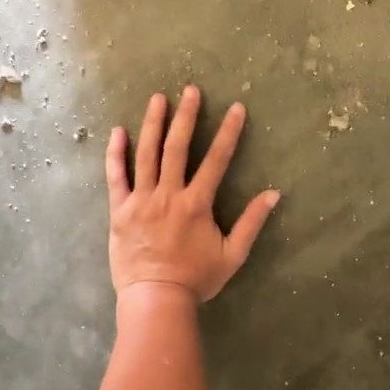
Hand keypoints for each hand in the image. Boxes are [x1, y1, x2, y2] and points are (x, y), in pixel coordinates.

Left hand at [105, 86, 280, 301]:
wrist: (155, 300)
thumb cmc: (196, 279)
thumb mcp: (233, 254)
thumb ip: (252, 222)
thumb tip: (274, 194)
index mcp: (196, 204)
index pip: (217, 159)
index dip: (229, 132)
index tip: (236, 108)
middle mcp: (168, 195)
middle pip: (178, 147)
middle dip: (187, 116)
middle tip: (191, 90)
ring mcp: (140, 201)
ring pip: (146, 155)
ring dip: (153, 124)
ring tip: (158, 99)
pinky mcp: (119, 211)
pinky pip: (115, 176)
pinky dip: (116, 153)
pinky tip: (118, 132)